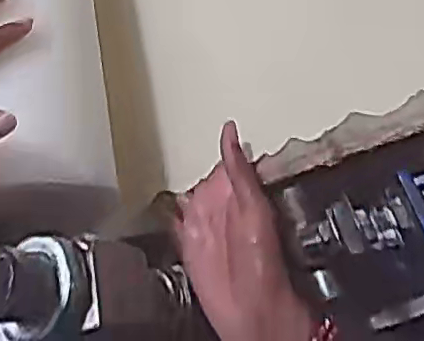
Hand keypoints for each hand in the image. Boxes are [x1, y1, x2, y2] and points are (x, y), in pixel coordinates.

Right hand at [175, 122, 317, 340]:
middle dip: (193, 156)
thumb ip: (239, 170)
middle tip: (181, 127)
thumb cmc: (263, 262)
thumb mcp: (254, 206)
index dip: (221, 140)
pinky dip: (166, 209)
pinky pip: (173, 219)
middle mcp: (218, 203)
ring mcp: (202, 222)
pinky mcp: (188, 241)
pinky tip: (160, 197)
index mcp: (236, 189)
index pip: (226, 156)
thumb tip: (230, 131)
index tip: (214, 113)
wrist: (252, 311)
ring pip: (188, 192)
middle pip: (203, 172)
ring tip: (164, 154)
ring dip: (178, 179)